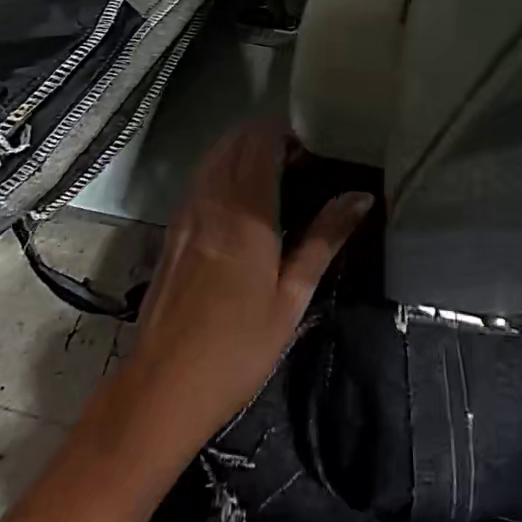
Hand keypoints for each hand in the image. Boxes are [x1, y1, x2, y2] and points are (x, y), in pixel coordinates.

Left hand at [0, 124, 370, 521]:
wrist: (160, 389)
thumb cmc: (237, 347)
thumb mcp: (292, 297)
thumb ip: (325, 238)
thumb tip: (361, 196)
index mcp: (245, 211)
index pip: (261, 141)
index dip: (287, 132)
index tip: (315, 146)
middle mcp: (211, 200)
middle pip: (235, 140)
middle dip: (267, 136)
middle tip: (300, 161)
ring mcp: (185, 213)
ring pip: (213, 156)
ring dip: (243, 150)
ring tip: (276, 177)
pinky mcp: (171, 230)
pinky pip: (200, 179)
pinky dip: (223, 170)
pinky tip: (243, 203)